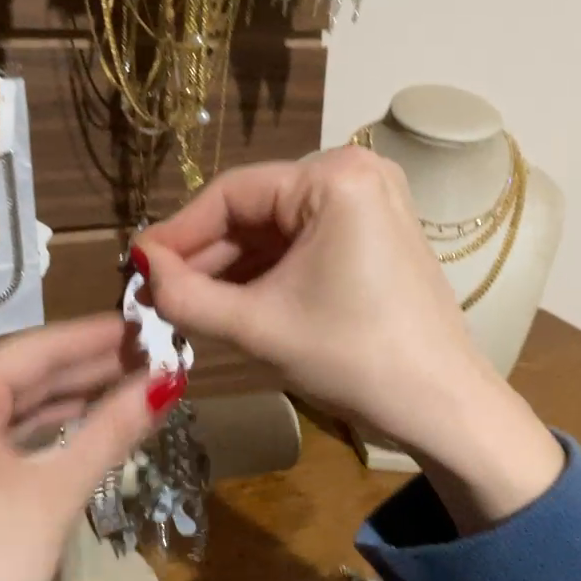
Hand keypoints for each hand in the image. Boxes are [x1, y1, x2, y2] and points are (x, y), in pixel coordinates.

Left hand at [0, 314, 161, 580]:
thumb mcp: (53, 492)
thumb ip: (110, 431)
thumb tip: (167, 385)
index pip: (37, 348)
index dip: (97, 336)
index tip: (145, 320)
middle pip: (25, 374)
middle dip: (89, 367)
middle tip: (150, 352)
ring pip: (13, 407)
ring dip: (70, 399)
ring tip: (131, 382)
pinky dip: (43, 431)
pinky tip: (84, 422)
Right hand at [134, 147, 562, 526]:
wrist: (444, 409)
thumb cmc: (354, 359)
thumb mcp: (259, 327)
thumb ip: (186, 296)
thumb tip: (140, 270)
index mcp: (334, 178)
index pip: (232, 192)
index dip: (178, 231)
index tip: (136, 264)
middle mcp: (355, 171)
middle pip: (254, 209)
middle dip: (205, 253)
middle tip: (156, 289)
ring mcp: (370, 200)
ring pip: (275, 228)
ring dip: (231, 265)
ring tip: (183, 300)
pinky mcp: (374, 230)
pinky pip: (302, 241)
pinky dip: (266, 270)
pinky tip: (228, 298)